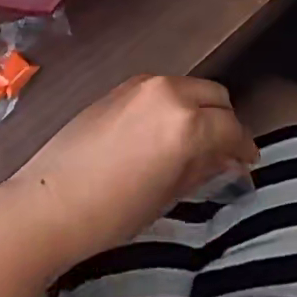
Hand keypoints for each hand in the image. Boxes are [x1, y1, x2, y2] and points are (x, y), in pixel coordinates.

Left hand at [3, 75, 257, 264]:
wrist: (49, 201)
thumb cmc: (113, 211)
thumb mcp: (168, 195)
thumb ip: (204, 168)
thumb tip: (227, 159)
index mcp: (185, 122)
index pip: (231, 128)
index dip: (244, 147)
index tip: (247, 162)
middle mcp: (168, 92)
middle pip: (215, 96)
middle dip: (224, 121)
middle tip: (222, 152)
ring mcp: (141, 84)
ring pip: (189, 87)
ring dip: (199, 109)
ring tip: (192, 143)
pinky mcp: (120, 86)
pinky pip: (162, 88)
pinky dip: (173, 103)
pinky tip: (162, 132)